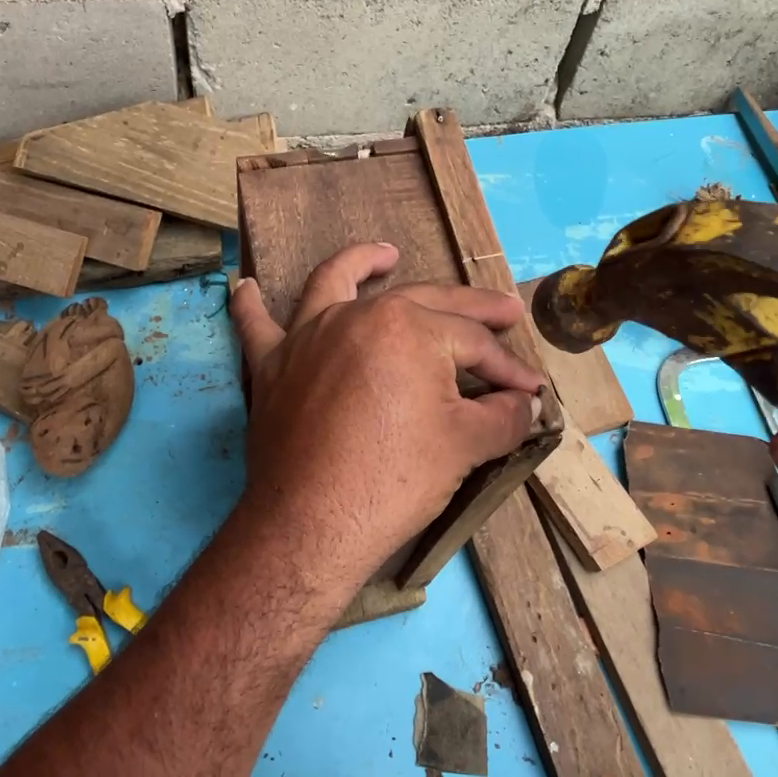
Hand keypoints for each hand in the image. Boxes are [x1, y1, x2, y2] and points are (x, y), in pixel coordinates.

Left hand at [228, 243, 544, 590]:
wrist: (312, 524)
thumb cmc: (394, 479)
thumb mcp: (466, 445)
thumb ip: (504, 416)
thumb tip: (526, 404)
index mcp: (408, 327)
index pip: (472, 342)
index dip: (508, 368)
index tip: (531, 391)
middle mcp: (356, 316)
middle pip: (423, 302)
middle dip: (471, 310)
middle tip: (503, 311)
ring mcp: (307, 336)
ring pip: (333, 283)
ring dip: (359, 262)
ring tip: (383, 253)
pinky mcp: (271, 366)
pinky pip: (255, 325)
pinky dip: (250, 304)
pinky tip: (246, 285)